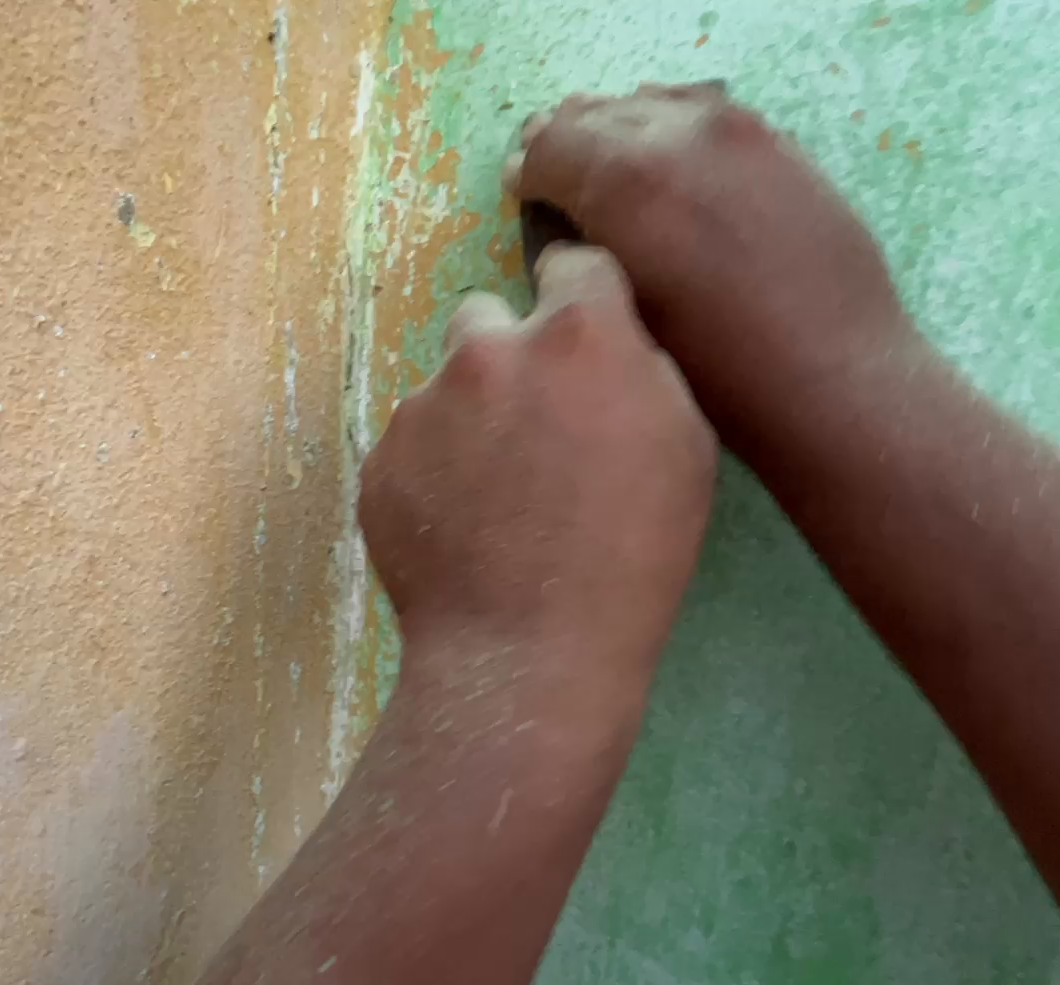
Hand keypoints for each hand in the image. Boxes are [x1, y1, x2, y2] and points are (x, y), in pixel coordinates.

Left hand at [357, 246, 716, 688]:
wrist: (525, 645)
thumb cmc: (628, 555)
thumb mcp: (681, 445)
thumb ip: (637, 367)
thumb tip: (603, 338)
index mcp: (574, 338)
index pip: (569, 264)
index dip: (576, 294)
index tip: (574, 326)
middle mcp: (484, 353)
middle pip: (482, 315)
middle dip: (503, 351)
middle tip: (522, 420)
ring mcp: (419, 407)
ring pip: (440, 387)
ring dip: (461, 415)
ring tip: (484, 490)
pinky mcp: (377, 459)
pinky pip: (407, 442)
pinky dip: (426, 465)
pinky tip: (451, 519)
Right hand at [503, 84, 916, 442]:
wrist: (824, 376)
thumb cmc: (702, 368)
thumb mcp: (615, 316)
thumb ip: (577, 254)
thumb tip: (560, 227)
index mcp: (630, 185)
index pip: (550, 146)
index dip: (525, 169)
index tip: (517, 190)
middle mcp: (682, 137)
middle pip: (597, 114)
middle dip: (562, 143)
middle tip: (545, 172)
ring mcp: (739, 131)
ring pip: (649, 103)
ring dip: (611, 129)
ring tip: (595, 164)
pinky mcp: (778, 144)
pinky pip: (700, 108)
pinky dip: (662, 122)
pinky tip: (656, 153)